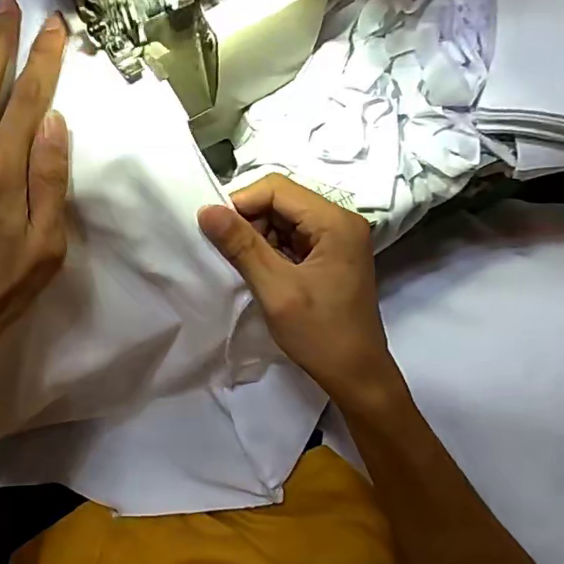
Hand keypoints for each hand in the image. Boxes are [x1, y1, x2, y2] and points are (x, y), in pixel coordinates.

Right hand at [198, 174, 397, 407]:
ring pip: (285, 219)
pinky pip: (294, 238)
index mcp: (335, 222)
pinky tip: (262, 272)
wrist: (357, 375)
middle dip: (250, 221)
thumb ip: (242, 246)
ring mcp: (338, 239)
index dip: (241, 203)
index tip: (215, 230)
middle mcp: (340, 221)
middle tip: (230, 254)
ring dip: (259, 236)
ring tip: (246, 266)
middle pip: (282, 200)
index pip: (277, 188)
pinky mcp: (331, 256)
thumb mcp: (276, 289)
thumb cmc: (320, 334)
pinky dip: (272, 249)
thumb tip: (207, 210)